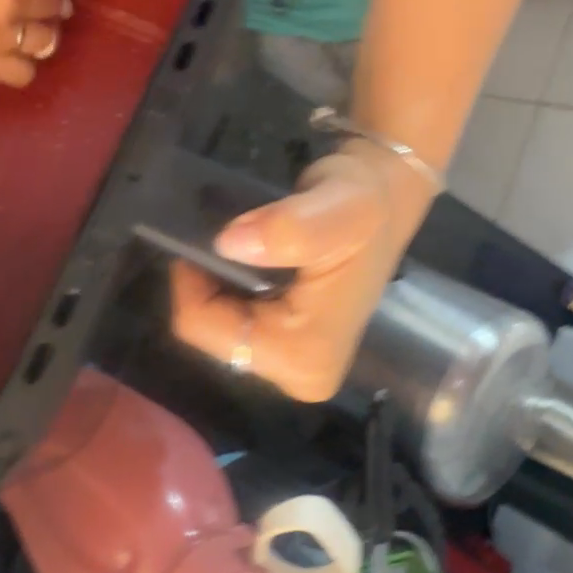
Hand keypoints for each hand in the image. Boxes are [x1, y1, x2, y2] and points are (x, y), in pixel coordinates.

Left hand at [171, 140, 437, 401]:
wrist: (381, 198)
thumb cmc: (362, 202)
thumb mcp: (340, 207)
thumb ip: (290, 228)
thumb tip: (229, 244)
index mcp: (305, 357)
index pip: (202, 327)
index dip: (191, 278)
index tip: (211, 235)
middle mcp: (299, 375)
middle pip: (205, 331)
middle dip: (206, 282)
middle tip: (233, 236)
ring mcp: (294, 364)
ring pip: (214, 325)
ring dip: (216, 283)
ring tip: (242, 245)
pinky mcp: (289, 347)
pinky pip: (228, 321)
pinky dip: (226, 287)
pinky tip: (247, 259)